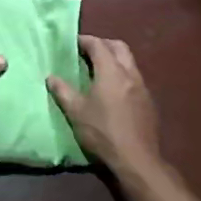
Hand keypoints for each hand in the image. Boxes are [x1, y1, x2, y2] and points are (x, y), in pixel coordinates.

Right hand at [48, 36, 159, 171]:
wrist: (136, 160)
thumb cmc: (102, 132)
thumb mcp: (76, 112)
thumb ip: (63, 91)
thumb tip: (51, 77)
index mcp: (111, 71)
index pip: (98, 45)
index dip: (85, 40)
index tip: (73, 43)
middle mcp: (129, 73)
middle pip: (119, 47)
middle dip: (103, 44)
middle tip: (87, 52)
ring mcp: (142, 87)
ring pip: (130, 62)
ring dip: (115, 59)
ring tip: (99, 70)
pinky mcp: (149, 102)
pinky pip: (135, 78)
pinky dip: (123, 75)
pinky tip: (114, 91)